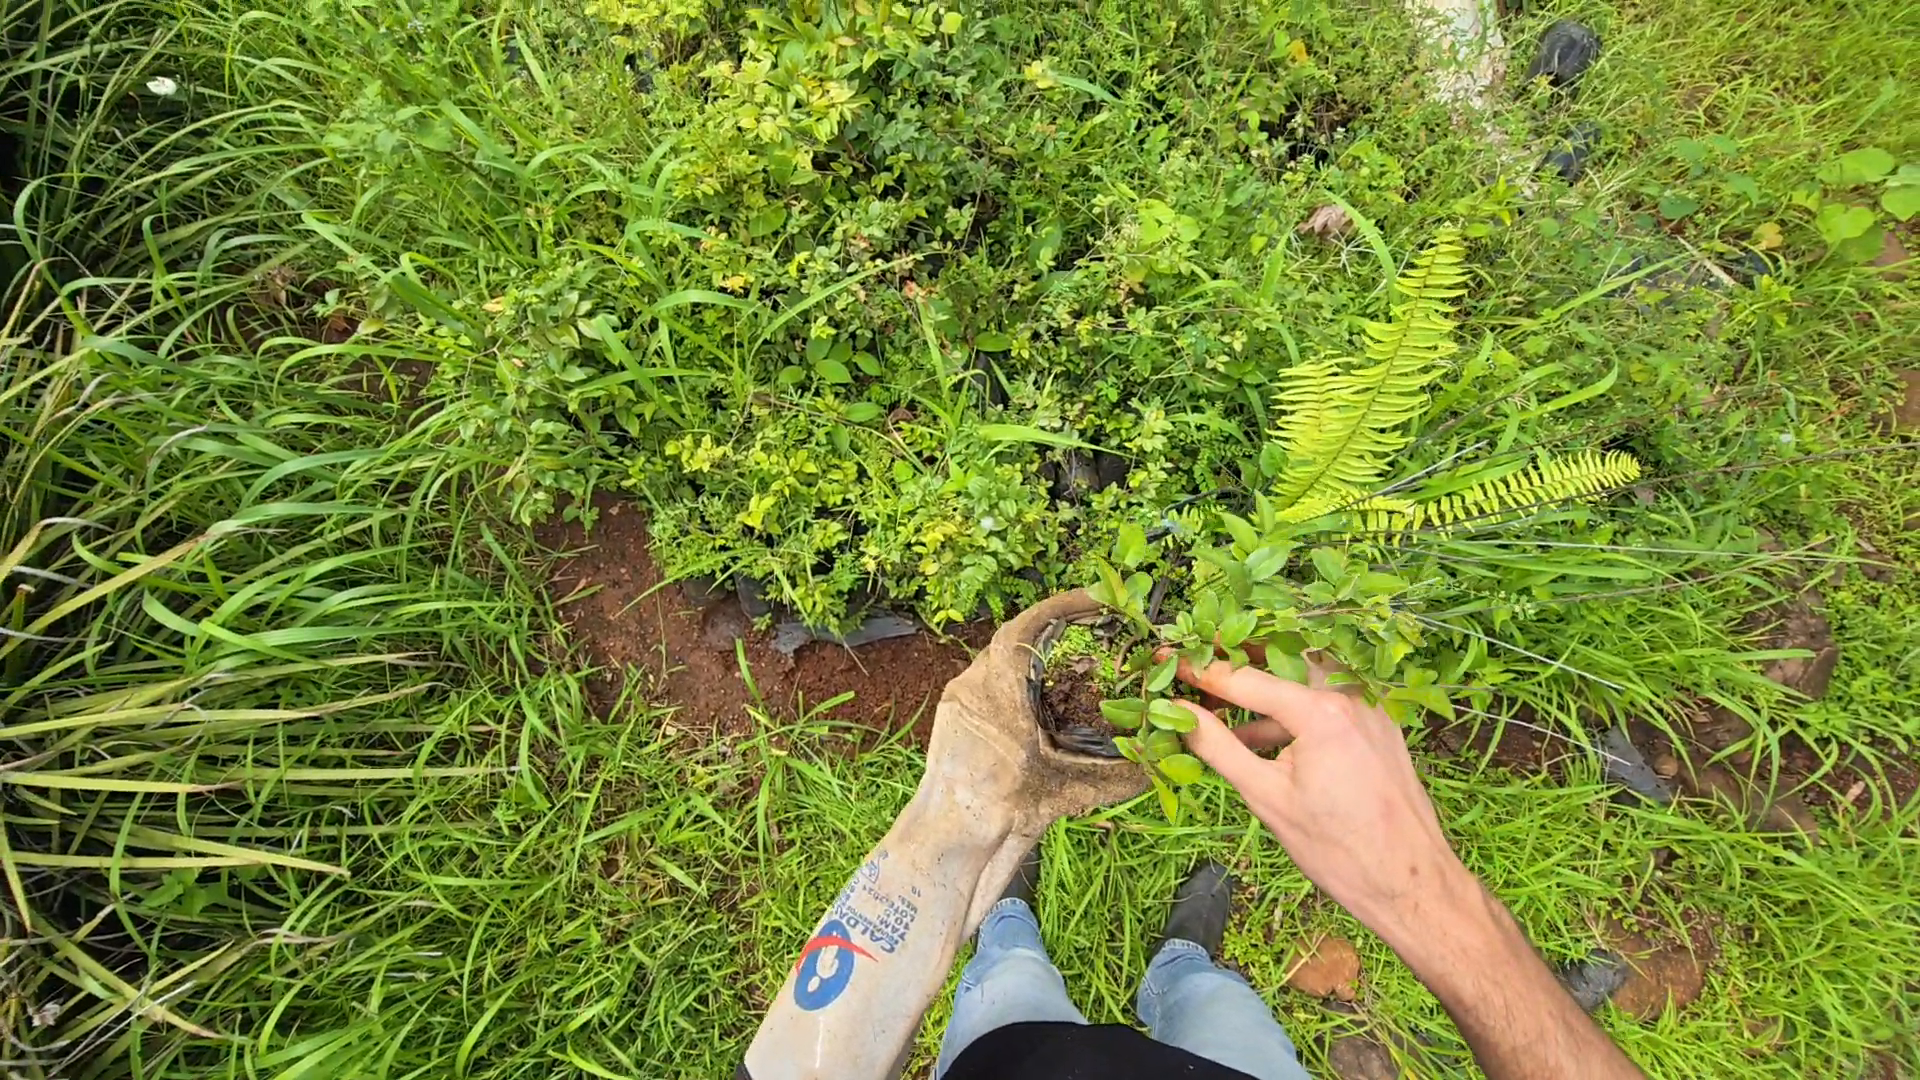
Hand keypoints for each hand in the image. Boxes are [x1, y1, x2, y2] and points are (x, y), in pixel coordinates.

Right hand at [1174, 656, 1647, 1079]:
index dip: (1199, 669)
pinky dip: (1289, 707)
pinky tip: (1260, 733)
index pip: (1244, 678)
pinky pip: (1325, 699)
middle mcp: (1349, 695)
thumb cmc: (1338, 849)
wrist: (1415, 887)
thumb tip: (1176, 711)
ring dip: (1261, 682)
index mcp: (1321, 710)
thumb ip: (1216, 745)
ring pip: (1302, 675)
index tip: (1166, 659)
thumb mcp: (1265, 796)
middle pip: (1278, 656)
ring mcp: (1369, 708)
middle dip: (1233, 656)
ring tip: (1220, 701)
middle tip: (1194, 661)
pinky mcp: (1378, 725)